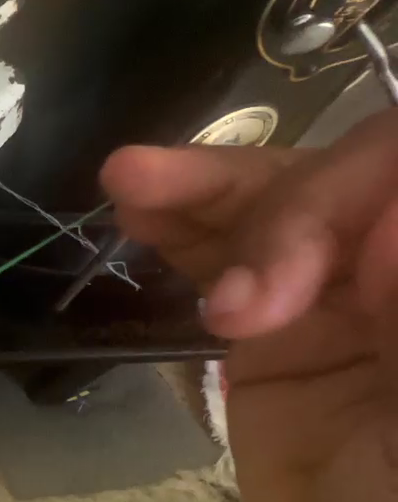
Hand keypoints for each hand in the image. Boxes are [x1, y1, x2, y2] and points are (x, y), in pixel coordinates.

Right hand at [100, 109, 397, 501]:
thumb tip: (374, 222)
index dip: (334, 200)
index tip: (282, 297)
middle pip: (339, 175)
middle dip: (274, 213)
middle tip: (234, 297)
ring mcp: (341, 288)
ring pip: (273, 206)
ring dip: (204, 192)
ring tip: (128, 179)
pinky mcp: (271, 326)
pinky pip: (225, 259)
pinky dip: (182, 231)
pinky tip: (139, 212)